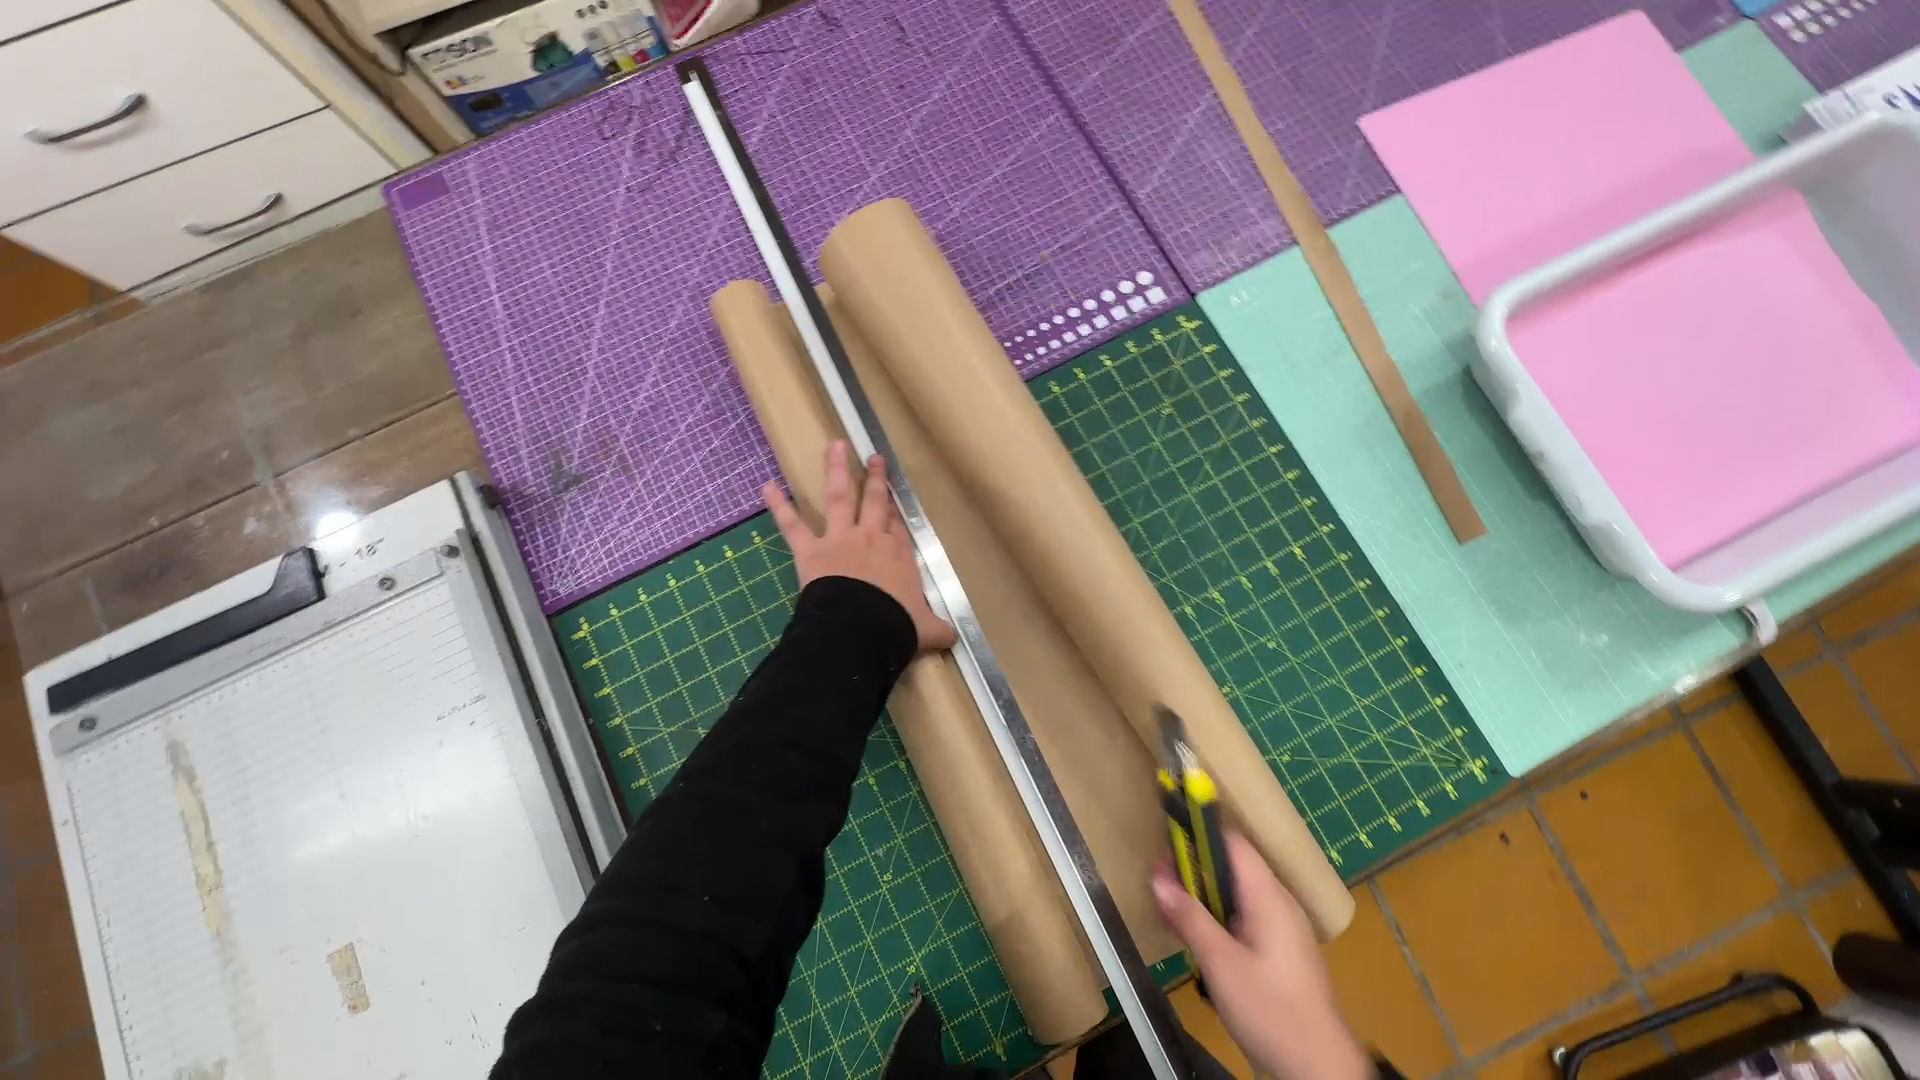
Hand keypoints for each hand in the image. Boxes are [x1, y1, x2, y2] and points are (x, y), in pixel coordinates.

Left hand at [762, 441, 956, 653]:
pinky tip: (766, 486)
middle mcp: (871, 538)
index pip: (896, 525)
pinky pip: (792, 525)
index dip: (892, 509)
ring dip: (836, 469)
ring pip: (838, 498)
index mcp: (898, 555)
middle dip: (875, 478)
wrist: (862, 630)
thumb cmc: (896, 625)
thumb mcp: (927, 629)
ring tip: (834, 445)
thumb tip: (953, 638)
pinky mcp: (811, 551)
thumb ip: (939, 630)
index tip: (890, 497)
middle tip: (874, 458)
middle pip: (874, 501)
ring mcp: (840, 540)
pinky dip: (778, 505)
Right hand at [1153, 832, 1371, 1079]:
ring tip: (1168, 906)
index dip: (1199, 832)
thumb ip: (1189, 917)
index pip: (1233, 843)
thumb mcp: (1220, 963)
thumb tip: (1159, 877)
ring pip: (1236, 894)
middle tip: (1158, 879)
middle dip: (1194, 867)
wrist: (1318, 1067)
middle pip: (1232, 867)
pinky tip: (1194, 934)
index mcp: (1269, 897)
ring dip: (1202, 894)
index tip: (1165, 836)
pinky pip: (1243, 916)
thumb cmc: (1270, 1009)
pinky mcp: (1280, 950)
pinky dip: (1216, 915)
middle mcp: (1279, 903)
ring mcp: (1282, 927)